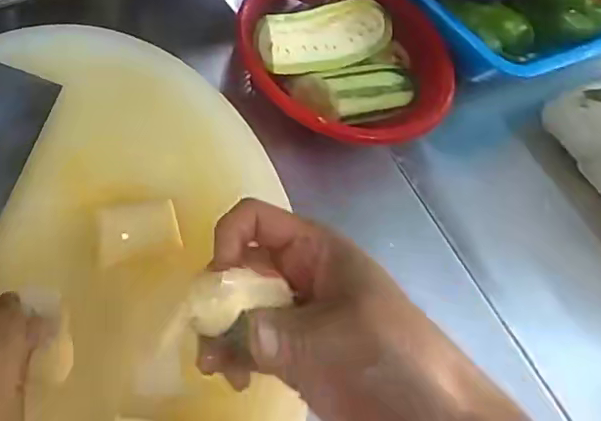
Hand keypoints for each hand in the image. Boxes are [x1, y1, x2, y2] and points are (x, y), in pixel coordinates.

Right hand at [198, 199, 525, 420]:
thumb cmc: (395, 359)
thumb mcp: (334, 339)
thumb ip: (275, 332)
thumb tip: (224, 332)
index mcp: (313, 249)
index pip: (254, 220)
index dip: (228, 239)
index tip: (218, 283)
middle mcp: (299, 274)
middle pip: (242, 265)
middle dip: (219, 296)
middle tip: (205, 336)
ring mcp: (298, 316)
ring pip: (243, 307)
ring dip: (222, 331)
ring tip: (212, 367)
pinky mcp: (299, 355)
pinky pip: (255, 343)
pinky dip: (237, 356)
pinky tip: (234, 381)